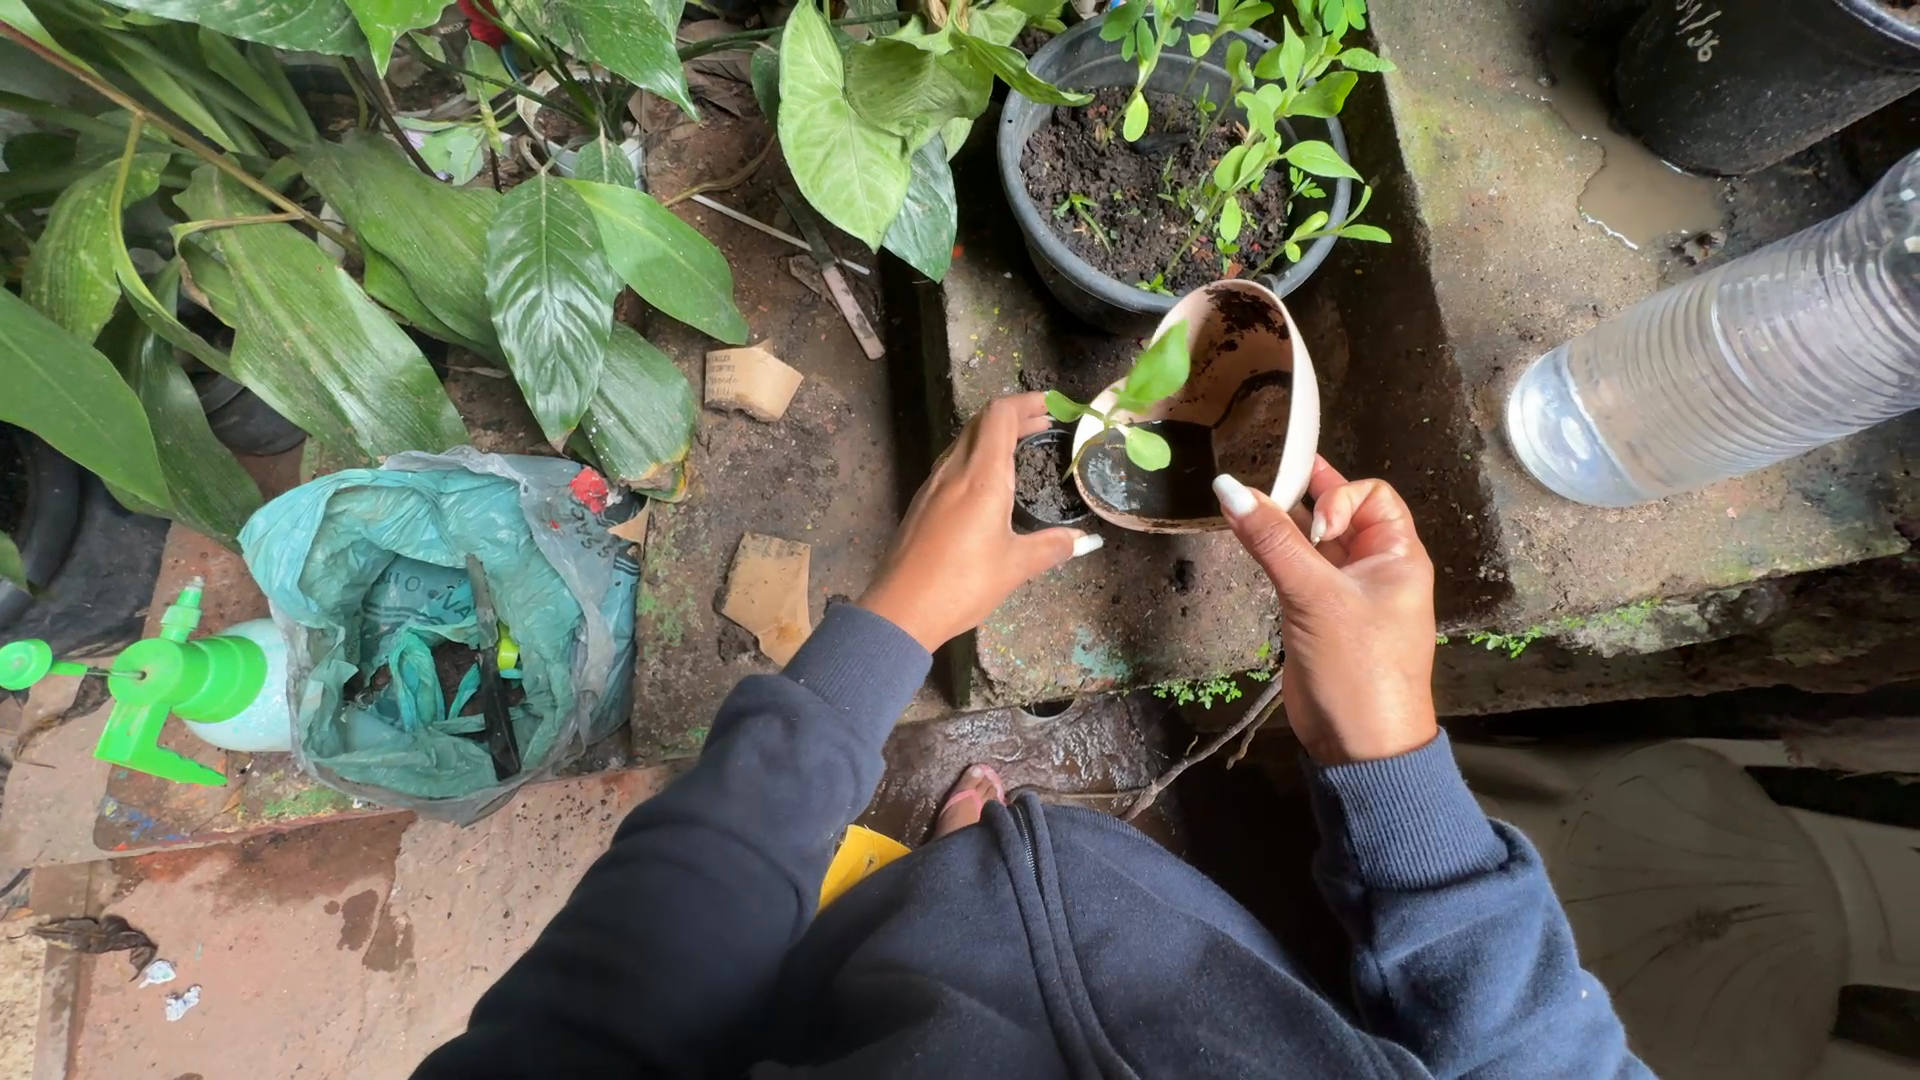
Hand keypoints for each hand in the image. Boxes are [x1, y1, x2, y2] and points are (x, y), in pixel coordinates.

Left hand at [860, 393, 1101, 651]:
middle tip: (1043, 424)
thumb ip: (1052, 547)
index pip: (1000, 416)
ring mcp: (932, 486)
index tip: (1051, 406)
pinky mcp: (921, 504)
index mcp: (981, 477)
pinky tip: (987, 481)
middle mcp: (953, 471)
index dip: (1026, 402)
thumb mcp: (1015, 567)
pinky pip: (951, 464)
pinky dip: (976, 456)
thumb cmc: (962, 584)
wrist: (900, 610)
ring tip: (1020, 447)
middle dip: (1014, 416)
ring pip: (963, 442)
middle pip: (981, 423)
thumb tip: (1083, 540)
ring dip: (992, 436)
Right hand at [1212, 457, 1437, 763]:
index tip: (1311, 525)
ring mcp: (1342, 591)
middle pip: (1338, 512)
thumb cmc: (1356, 664)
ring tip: (1244, 507)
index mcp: (1397, 555)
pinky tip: (1247, 541)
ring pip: (1311, 541)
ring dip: (1282, 524)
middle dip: (1304, 493)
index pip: (1371, 495)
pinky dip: (1273, 553)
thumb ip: (1271, 541)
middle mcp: (1372, 566)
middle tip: (1262, 474)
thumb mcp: (1315, 596)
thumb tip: (1228, 487)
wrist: (1359, 744)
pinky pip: (1295, 569)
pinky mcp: (1315, 613)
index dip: (1338, 497)